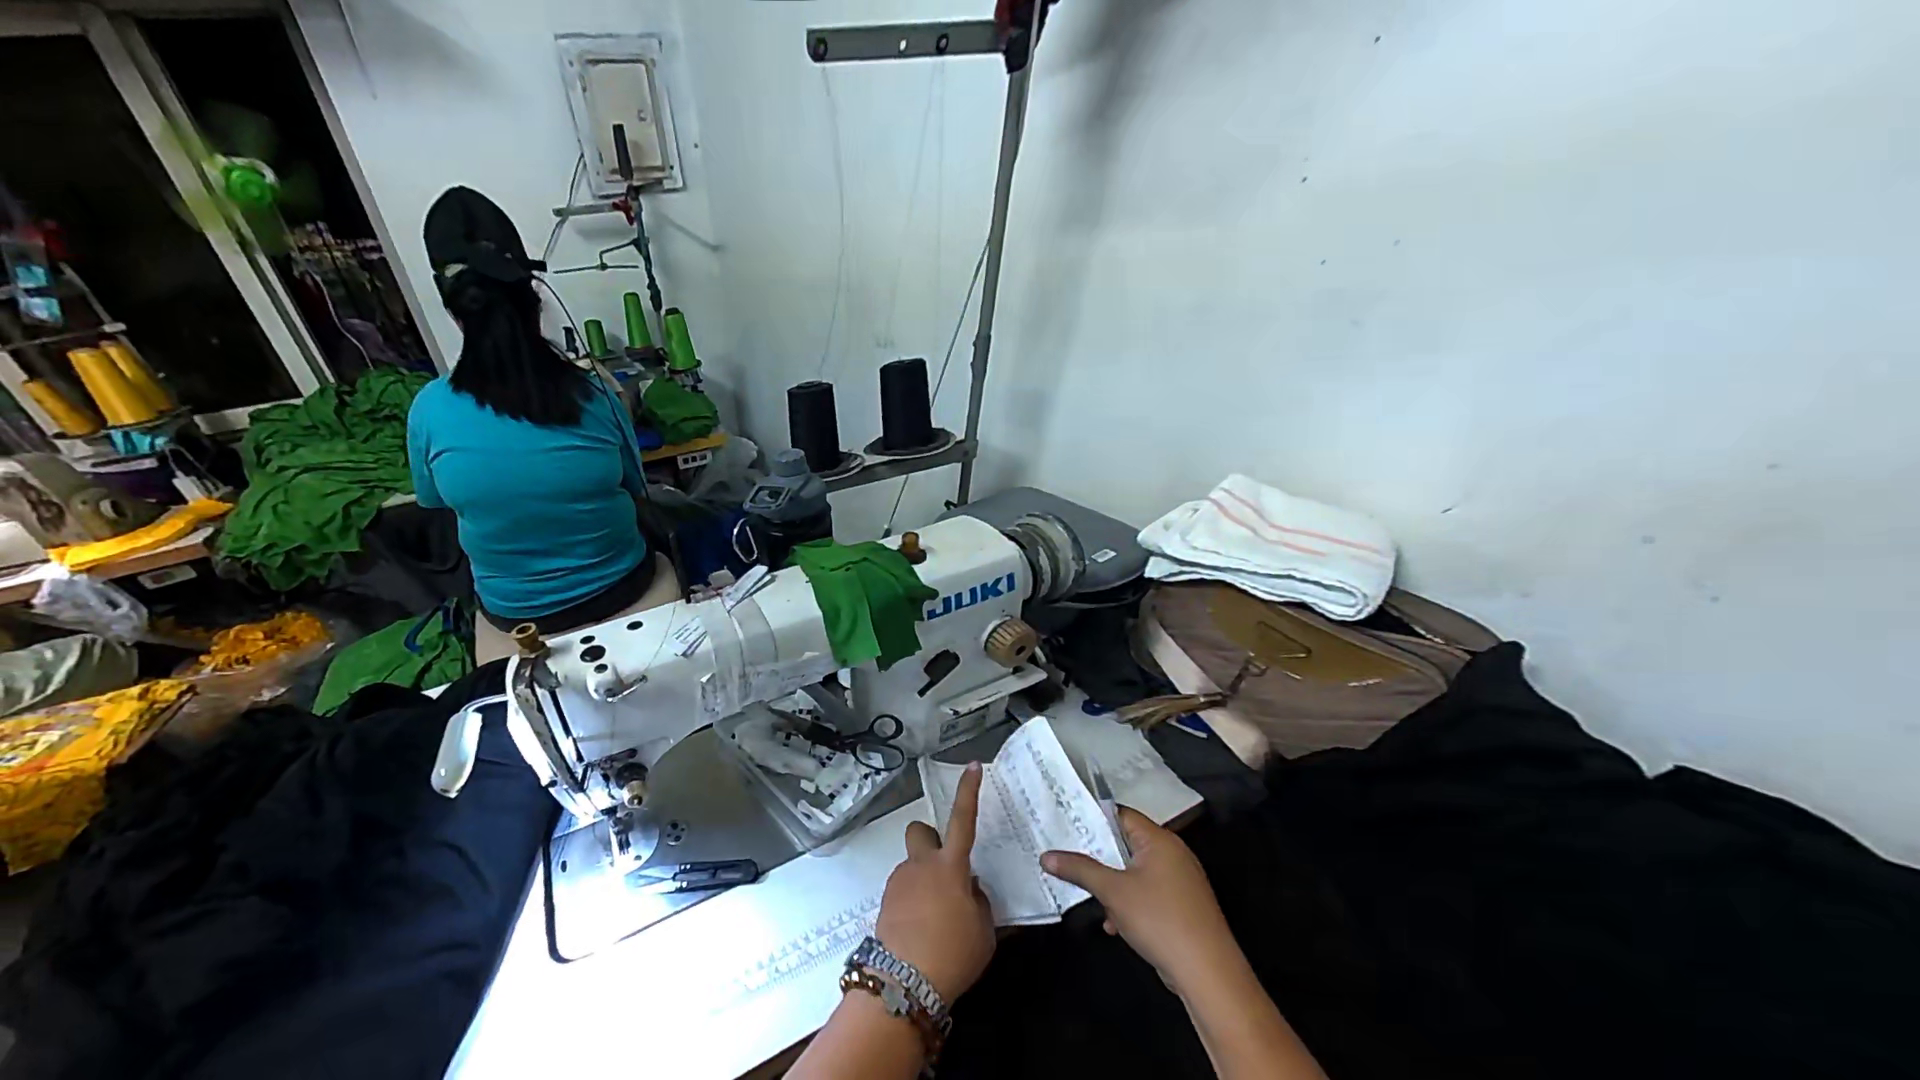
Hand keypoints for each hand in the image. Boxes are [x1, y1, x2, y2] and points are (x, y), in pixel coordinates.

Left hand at [876, 762, 995, 1001]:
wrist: (903, 985)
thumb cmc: (953, 954)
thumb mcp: (984, 932)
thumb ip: (979, 903)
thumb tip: (969, 891)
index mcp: (951, 866)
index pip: (963, 819)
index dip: (969, 791)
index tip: (973, 767)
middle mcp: (921, 866)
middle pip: (920, 832)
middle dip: (931, 841)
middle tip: (944, 869)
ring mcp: (898, 883)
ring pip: (912, 867)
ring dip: (924, 881)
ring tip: (938, 921)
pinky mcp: (884, 904)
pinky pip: (903, 892)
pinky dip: (913, 903)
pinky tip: (922, 932)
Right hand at [1041, 807, 1238, 992]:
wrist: (1208, 973)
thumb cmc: (1159, 919)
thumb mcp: (1112, 891)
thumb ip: (1079, 870)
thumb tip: (1048, 856)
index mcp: (1159, 840)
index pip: (1121, 815)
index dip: (1094, 818)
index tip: (1067, 825)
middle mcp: (1173, 854)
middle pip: (1127, 844)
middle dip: (1099, 858)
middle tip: (1069, 860)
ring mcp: (1180, 881)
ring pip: (1135, 872)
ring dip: (1113, 886)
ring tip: (1092, 898)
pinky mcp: (1183, 906)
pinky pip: (1148, 893)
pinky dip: (1130, 903)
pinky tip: (1115, 924)